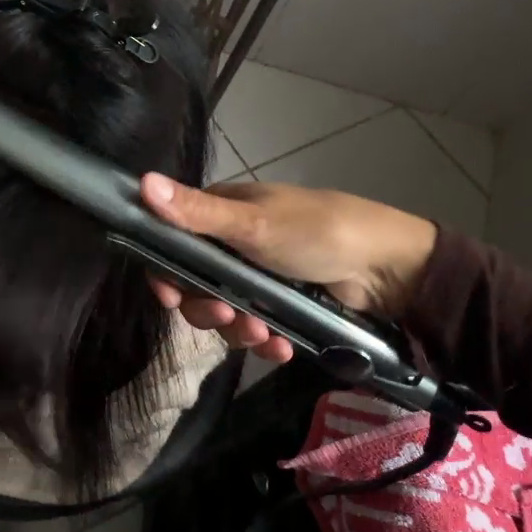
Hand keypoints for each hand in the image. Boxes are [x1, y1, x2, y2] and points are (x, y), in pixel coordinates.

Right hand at [139, 174, 436, 362]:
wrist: (391, 269)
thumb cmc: (315, 232)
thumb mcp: (252, 222)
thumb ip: (196, 212)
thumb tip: (140, 182)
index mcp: (223, 213)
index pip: (173, 242)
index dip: (166, 271)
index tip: (169, 296)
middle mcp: (235, 243)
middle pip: (196, 284)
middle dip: (207, 308)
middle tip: (227, 318)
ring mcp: (261, 276)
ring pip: (226, 312)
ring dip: (238, 330)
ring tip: (263, 337)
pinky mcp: (286, 305)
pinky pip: (258, 330)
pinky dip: (265, 342)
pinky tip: (280, 349)